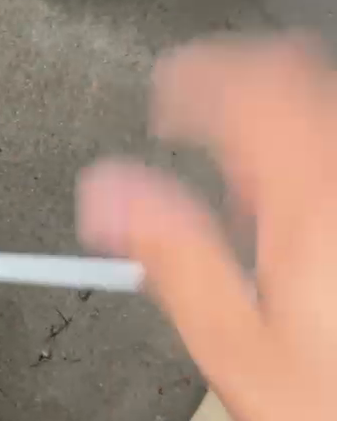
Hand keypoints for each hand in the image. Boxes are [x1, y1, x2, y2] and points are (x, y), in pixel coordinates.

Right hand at [78, 35, 336, 420]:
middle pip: (310, 87)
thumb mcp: (233, 341)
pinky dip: (311, 159)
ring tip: (240, 158)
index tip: (163, 100)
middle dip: (242, 89)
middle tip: (192, 115)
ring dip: (283, 122)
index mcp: (313, 207)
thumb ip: (170, 252)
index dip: (199, 79)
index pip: (257, 90)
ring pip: (334, 121)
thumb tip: (106, 188)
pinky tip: (295, 202)